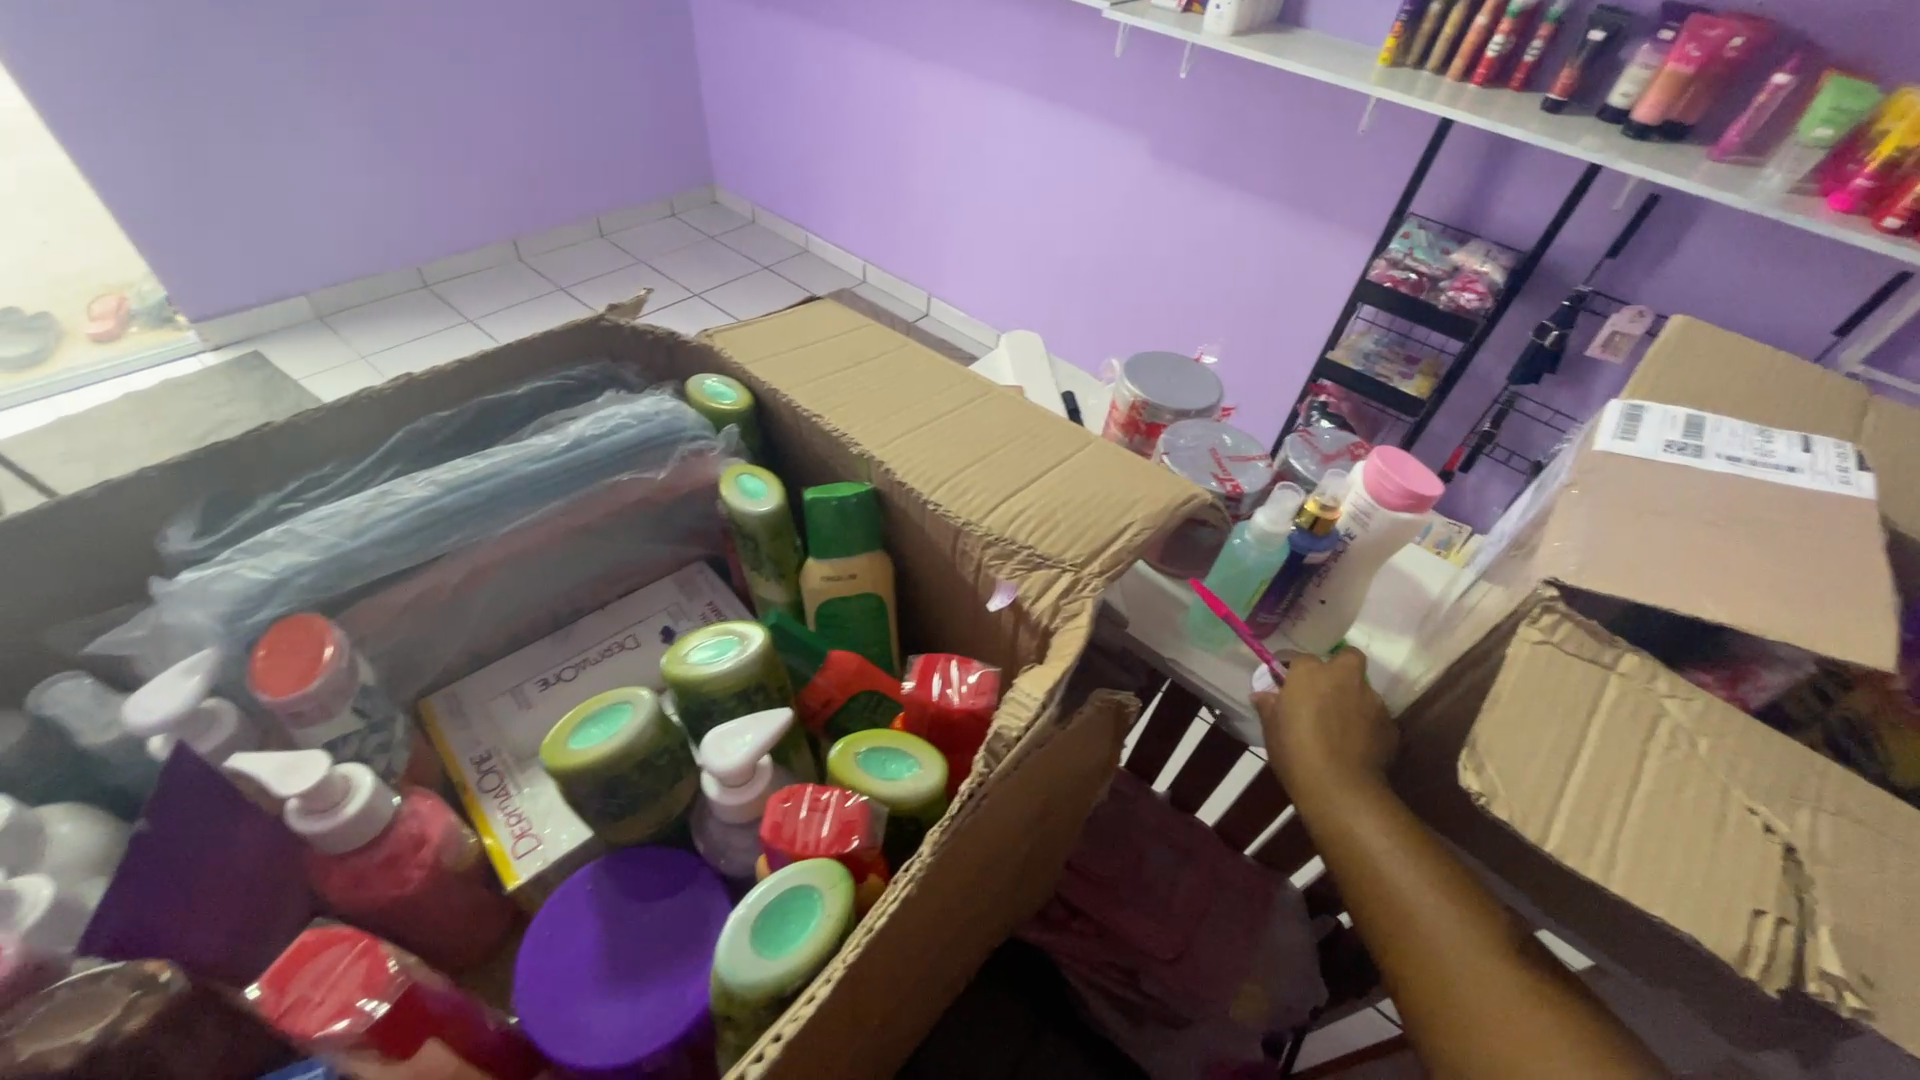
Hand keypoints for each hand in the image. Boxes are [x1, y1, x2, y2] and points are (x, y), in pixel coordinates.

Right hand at [1253, 648, 1395, 795]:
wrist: (1340, 788)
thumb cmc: (1295, 753)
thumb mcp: (1271, 729)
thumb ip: (1269, 706)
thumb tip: (1263, 695)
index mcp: (1310, 674)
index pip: (1300, 658)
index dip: (1294, 671)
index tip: (1286, 685)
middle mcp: (1344, 678)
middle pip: (1347, 657)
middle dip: (1338, 668)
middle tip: (1325, 690)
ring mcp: (1372, 700)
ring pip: (1363, 689)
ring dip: (1353, 699)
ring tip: (1341, 724)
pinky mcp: (1390, 724)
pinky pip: (1376, 716)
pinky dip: (1367, 724)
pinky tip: (1356, 744)